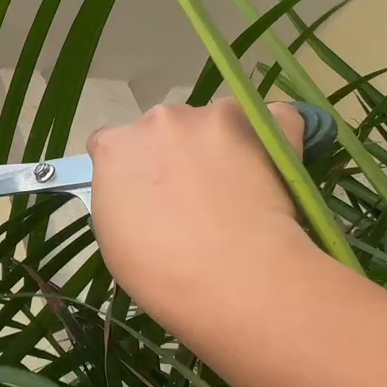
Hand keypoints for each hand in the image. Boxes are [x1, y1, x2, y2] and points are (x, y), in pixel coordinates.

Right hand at [85, 97, 317, 329]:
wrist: (228, 271)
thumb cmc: (154, 266)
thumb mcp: (110, 232)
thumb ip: (119, 196)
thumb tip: (142, 193)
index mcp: (115, 146)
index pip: (111, 142)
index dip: (127, 168)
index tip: (141, 191)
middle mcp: (160, 119)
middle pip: (164, 129)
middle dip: (173, 154)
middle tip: (190, 196)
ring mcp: (216, 115)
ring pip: (216, 123)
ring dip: (220, 146)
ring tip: (236, 190)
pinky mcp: (270, 122)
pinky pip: (275, 120)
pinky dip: (275, 139)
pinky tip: (273, 172)